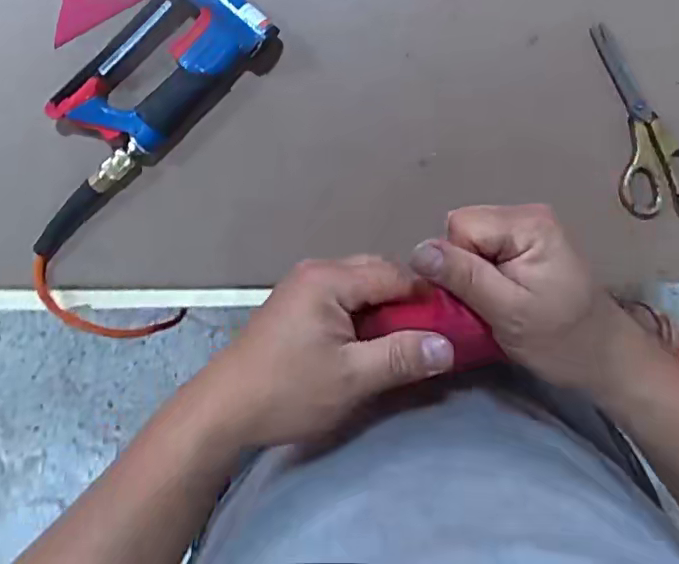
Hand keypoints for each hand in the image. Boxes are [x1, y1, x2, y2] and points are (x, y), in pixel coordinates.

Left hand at [188, 255, 454, 447]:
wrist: (224, 407)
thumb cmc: (288, 389)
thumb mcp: (352, 377)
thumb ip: (401, 357)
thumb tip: (447, 345)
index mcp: (329, 278)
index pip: (393, 274)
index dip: (426, 297)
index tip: (454, 323)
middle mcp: (316, 270)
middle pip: (376, 273)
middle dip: (406, 301)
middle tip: (431, 334)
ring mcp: (303, 285)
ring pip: (359, 286)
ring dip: (384, 309)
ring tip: (406, 341)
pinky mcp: (296, 304)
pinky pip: (341, 298)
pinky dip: (362, 315)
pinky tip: (372, 341)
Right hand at [410, 203, 637, 393]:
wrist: (610, 362)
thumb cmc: (563, 342)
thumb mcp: (508, 313)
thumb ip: (464, 277)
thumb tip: (418, 251)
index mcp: (527, 222)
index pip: (461, 226)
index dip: (458, 263)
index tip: (480, 297)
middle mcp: (527, 213)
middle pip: (464, 228)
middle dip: (465, 266)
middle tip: (490, 303)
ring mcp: (529, 226)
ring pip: (471, 239)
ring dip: (473, 271)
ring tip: (498, 301)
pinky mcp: (528, 242)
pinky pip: (485, 247)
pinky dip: (485, 272)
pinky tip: (504, 294)